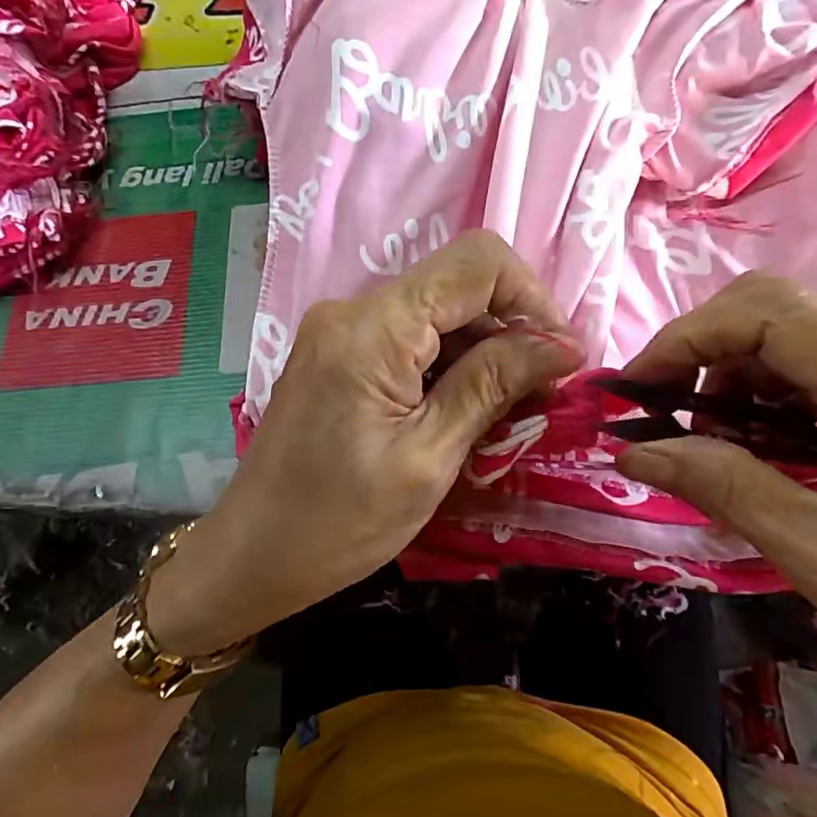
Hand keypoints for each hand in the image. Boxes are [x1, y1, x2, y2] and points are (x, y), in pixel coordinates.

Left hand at [148, 231, 582, 652]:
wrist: (254, 553)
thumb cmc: (339, 522)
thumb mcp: (428, 458)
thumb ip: (491, 386)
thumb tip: (562, 344)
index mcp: (372, 328)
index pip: (477, 263)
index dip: (532, 300)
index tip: (560, 360)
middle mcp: (351, 311)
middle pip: (456, 287)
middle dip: (509, 332)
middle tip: (540, 400)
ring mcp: (337, 333)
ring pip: (434, 316)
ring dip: (480, 355)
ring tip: (506, 417)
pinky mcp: (334, 357)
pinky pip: (405, 342)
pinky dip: (443, 368)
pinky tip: (462, 415)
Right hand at [611, 274, 816, 746]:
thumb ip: (722, 487)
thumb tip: (630, 449)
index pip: (775, 314)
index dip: (688, 336)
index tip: (635, 387)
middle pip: (784, 312)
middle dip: (703, 354)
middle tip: (662, 413)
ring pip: (801, 335)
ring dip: (734, 376)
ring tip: (713, 442)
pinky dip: (771, 393)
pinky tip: (764, 444)